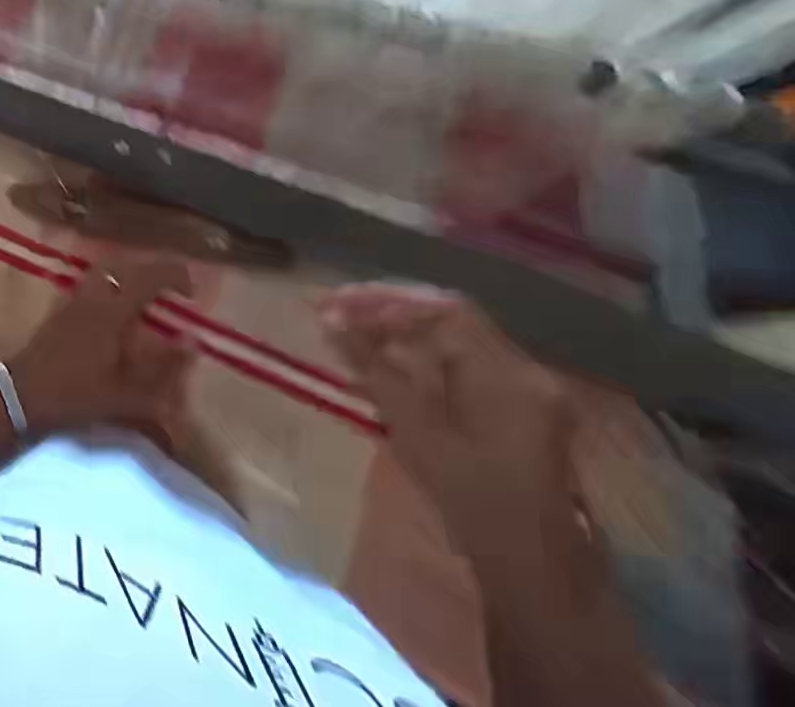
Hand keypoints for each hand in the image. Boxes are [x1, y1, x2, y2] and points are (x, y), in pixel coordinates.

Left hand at [6, 257, 194, 438]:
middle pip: (121, 265)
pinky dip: (108, 286)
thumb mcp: (127, 392)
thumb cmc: (75, 393)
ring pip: (101, 272)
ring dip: (126, 275)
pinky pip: (88, 284)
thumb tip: (192, 342)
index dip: (173, 273)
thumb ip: (163, 368)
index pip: (146, 277)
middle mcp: (89, 297)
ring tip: (147, 296)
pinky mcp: (57, 310)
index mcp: (110, 312)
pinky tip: (115, 310)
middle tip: (171, 287)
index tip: (192, 288)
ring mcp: (70, 301)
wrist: (21, 393)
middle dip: (149, 269)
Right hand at [317, 283, 577, 567]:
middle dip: (387, 310)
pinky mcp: (513, 405)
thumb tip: (330, 318)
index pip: (444, 309)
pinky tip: (378, 362)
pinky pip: (458, 362)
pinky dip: (414, 354)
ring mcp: (523, 388)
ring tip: (344, 333)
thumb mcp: (413, 426)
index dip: (385, 298)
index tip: (335, 302)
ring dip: (396, 331)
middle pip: (449, 318)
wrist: (528, 559)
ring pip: (451, 339)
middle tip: (332, 312)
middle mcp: (524, 370)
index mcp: (508, 373)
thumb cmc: (468, 492)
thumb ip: (373, 366)